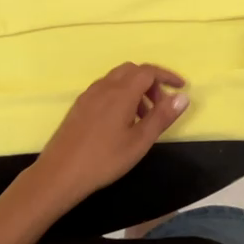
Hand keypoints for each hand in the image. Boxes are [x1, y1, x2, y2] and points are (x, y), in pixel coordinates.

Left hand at [25, 63, 189, 208]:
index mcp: (120, 92)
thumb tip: (182, 96)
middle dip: (151, 83)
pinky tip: (122, 122)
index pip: (147, 71)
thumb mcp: (139, 141)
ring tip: (143, 119)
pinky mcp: (79, 105)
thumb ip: (162, 117)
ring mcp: (88, 95)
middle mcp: (103, 87)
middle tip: (161, 107)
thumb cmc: (104, 159)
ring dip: (135, 90)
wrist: (61, 172)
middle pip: (132, 71)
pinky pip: (105, 89)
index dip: (166, 76)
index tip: (181, 88)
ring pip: (117, 79)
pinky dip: (120, 96)